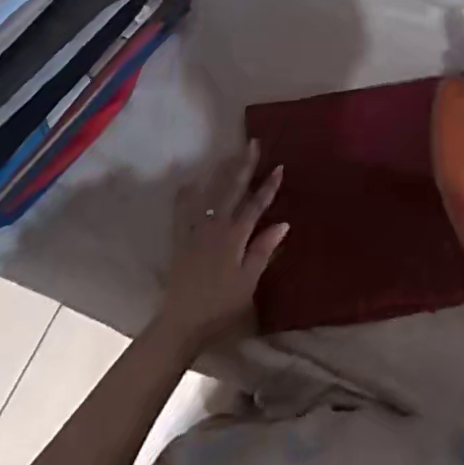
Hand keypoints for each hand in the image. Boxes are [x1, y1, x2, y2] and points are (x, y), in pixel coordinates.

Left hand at [157, 141, 287, 348]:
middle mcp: (215, 224)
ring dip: (221, 171)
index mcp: (235, 235)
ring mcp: (195, 228)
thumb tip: (283, 223)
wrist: (182, 321)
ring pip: (210, 191)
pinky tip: (192, 181)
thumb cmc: (221, 306)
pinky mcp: (180, 236)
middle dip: (244, 165)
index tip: (279, 166)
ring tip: (230, 154)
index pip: (256, 204)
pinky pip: (183, 207)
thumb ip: (263, 249)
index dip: (268, 185)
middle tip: (253, 143)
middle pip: (232, 188)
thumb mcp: (249, 282)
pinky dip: (188, 192)